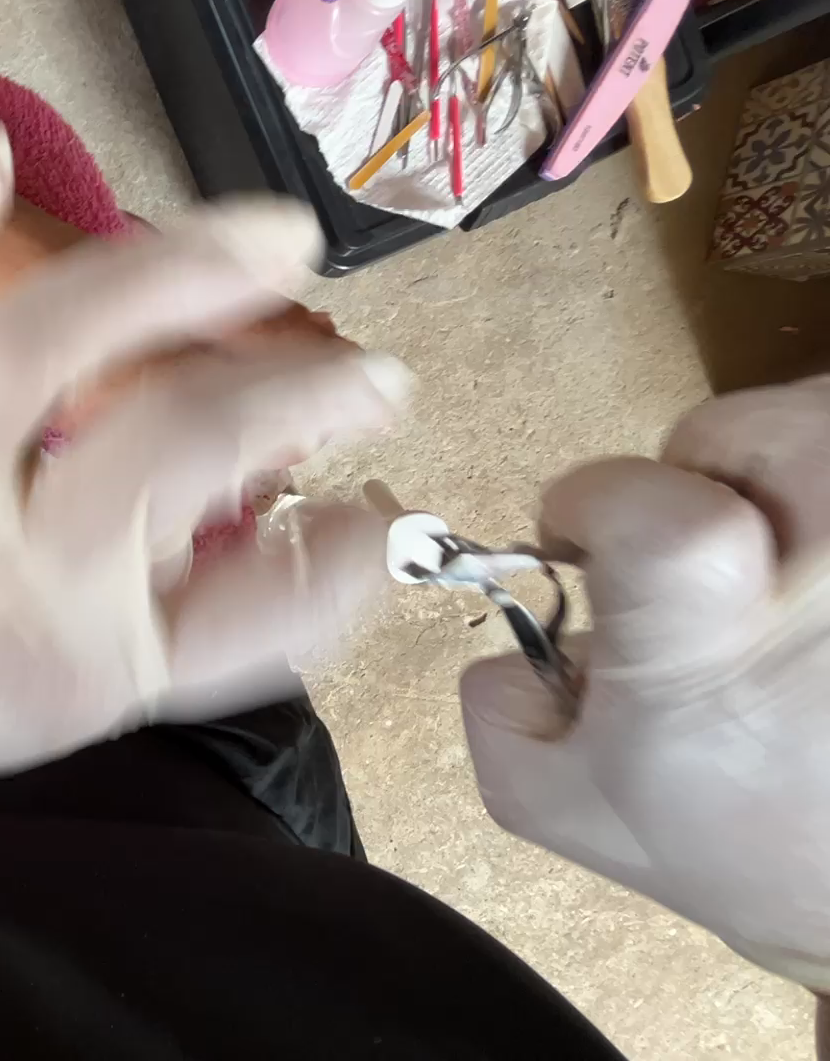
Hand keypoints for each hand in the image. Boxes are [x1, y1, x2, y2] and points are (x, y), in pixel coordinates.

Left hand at [0, 126, 407, 802]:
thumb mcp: (136, 686)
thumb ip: (260, 613)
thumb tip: (370, 518)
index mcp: (78, 617)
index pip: (229, 517)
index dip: (312, 424)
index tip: (376, 395)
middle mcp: (0, 537)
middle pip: (149, 434)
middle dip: (265, 371)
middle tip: (338, 318)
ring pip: (25, 349)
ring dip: (148, 276)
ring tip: (254, 239)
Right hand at [461, 375, 829, 991]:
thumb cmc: (728, 851)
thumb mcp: (551, 801)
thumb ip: (490, 706)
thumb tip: (513, 640)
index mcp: (712, 660)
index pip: (659, 517)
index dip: (593, 496)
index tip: (576, 536)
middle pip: (786, 435)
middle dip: (711, 457)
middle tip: (698, 524)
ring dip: (787, 466)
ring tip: (767, 544)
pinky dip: (821, 498)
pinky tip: (808, 567)